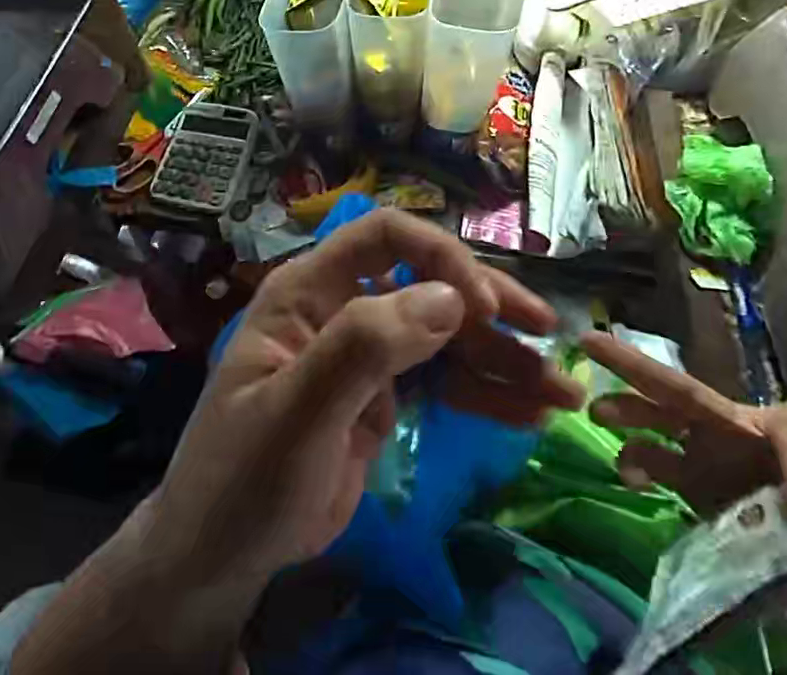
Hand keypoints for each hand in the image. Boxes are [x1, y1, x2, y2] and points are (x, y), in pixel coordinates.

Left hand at [143, 210, 585, 582]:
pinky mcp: (378, 397)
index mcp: (307, 292)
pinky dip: (483, 392)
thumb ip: (362, 349)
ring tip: (563, 392)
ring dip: (500, 356)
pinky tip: (529, 413)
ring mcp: (361, 354)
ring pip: (441, 334)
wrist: (223, 548)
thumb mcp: (299, 412)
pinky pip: (439, 380)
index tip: (483, 308)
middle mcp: (338, 309)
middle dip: (487, 306)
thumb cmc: (246, 475)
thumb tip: (448, 297)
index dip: (438, 258)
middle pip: (423, 282)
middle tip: (549, 334)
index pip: (382, 238)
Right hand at [583, 330, 786, 519]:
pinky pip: (659, 471)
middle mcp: (751, 440)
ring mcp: (719, 469)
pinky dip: (637, 464)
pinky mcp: (700, 500)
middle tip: (590, 343)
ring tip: (599, 411)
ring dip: (629, 412)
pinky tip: (626, 473)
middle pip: (690, 397)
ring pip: (663, 426)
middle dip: (638, 368)